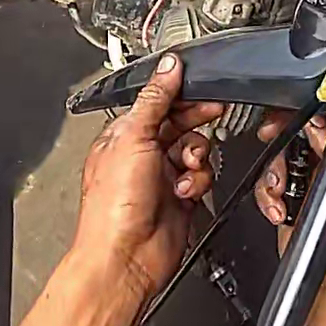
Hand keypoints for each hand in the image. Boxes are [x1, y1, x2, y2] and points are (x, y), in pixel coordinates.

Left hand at [73, 55, 223, 303]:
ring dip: (197, 155)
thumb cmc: (113, 206)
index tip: (199, 87)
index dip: (179, 94)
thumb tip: (168, 66)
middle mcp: (143, 154)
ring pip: (195, 149)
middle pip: (180, 123)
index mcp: (124, 136)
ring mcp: (162, 176)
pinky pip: (201, 176)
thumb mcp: (133, 137)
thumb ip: (155, 99)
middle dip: (196, 120)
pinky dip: (198, 181)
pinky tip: (186, 190)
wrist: (126, 259)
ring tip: (187, 166)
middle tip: (212, 112)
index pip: (157, 103)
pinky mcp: (181, 198)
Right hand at [253, 113, 325, 325]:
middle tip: (278, 165)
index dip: (310, 123)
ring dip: (275, 177)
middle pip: (303, 141)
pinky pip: (274, 186)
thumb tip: (321, 128)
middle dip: (285, 152)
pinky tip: (278, 212)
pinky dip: (269, 195)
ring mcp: (317, 194)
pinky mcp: (297, 209)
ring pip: (285, 161)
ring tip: (280, 199)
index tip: (289, 125)